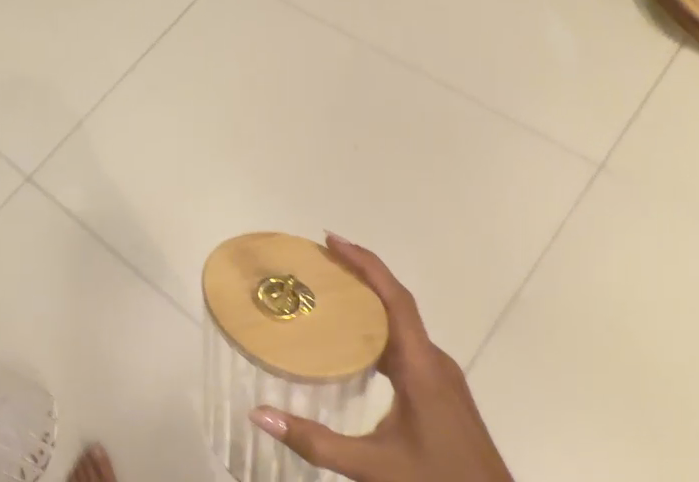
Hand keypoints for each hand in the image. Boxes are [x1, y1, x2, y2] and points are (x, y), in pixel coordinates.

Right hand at [251, 234, 513, 481]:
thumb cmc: (439, 480)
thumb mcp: (374, 467)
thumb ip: (316, 441)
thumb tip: (258, 414)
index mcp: (421, 368)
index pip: (395, 300)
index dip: (365, 264)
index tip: (329, 240)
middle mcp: (434, 363)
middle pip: (394, 303)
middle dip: (356, 275)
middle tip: (312, 262)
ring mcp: (440, 378)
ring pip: (399, 323)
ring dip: (365, 300)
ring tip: (323, 292)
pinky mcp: (440, 392)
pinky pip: (402, 342)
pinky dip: (373, 326)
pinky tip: (347, 340)